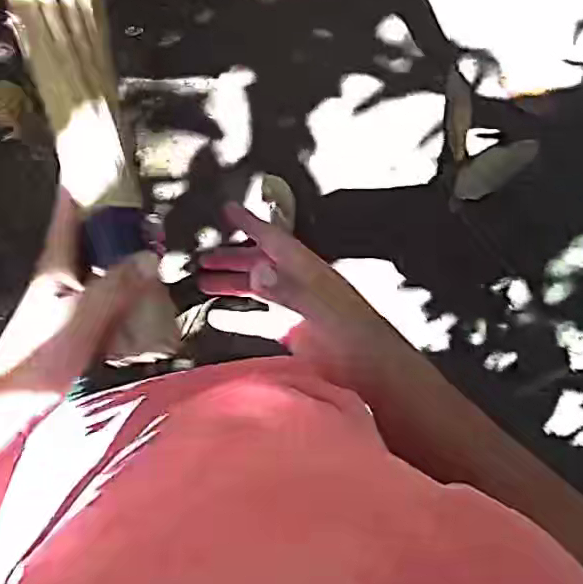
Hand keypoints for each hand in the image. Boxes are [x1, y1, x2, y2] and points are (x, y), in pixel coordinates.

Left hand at [0, 188, 157, 395]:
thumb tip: (150, 255)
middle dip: (110, 215)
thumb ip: (117, 287)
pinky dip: (120, 278)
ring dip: (118, 247)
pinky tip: (138, 286)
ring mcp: (64, 299)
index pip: (68, 215)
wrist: (7, 406)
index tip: (89, 158)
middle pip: (86, 235)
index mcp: (55, 267)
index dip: (78, 186)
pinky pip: (102, 288)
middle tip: (139, 202)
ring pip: (96, 262)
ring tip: (147, 240)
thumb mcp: (83, 319)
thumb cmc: (38, 357)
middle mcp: (59, 276)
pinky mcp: (72, 320)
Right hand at [198, 203, 417, 391]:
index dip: (251, 224)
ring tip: (204, 281)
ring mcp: (296, 310)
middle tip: (204, 256)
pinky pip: (260, 320)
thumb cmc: (358, 338)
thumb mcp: (323, 309)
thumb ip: (291, 290)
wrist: (378, 373)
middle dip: (232, 257)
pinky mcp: (295, 335)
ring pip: (258, 289)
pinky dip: (239, 316)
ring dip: (232, 283)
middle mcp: (300, 286)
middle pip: (260, 263)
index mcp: (308, 271)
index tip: (228, 210)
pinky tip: (221, 317)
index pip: (274, 240)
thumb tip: (258, 272)